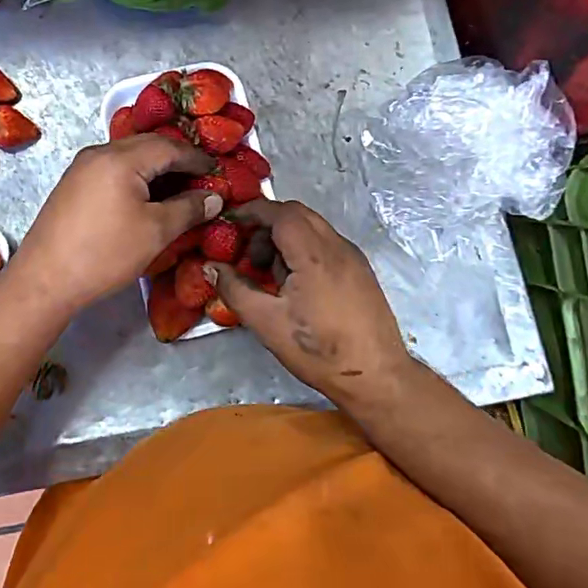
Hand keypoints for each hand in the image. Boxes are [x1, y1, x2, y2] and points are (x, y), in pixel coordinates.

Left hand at [10, 135, 220, 312]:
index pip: (169, 146)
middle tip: (202, 179)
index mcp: (120, 158)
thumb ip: (188, 209)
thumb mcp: (155, 232)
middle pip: (148, 146)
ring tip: (179, 191)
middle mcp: (99, 153)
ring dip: (156, 169)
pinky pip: (113, 170)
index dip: (197, 158)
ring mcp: (82, 168)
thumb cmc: (104, 254)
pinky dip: (136, 178)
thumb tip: (214, 197)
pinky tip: (147, 198)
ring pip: (129, 157)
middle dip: (177, 160)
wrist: (45, 279)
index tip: (219, 172)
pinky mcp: (73, 185)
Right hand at [207, 200, 412, 398]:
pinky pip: (325, 244)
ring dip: (285, 238)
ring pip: (312, 228)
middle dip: (267, 224)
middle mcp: (338, 246)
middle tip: (246, 252)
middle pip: (297, 214)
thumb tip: (212, 267)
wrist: (376, 376)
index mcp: (314, 254)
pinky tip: (294, 284)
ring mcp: (353, 257)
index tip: (230, 222)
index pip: (280, 212)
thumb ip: (234, 289)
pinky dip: (303, 249)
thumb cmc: (318, 351)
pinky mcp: (360, 271)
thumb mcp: (266, 322)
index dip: (252, 211)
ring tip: (269, 273)